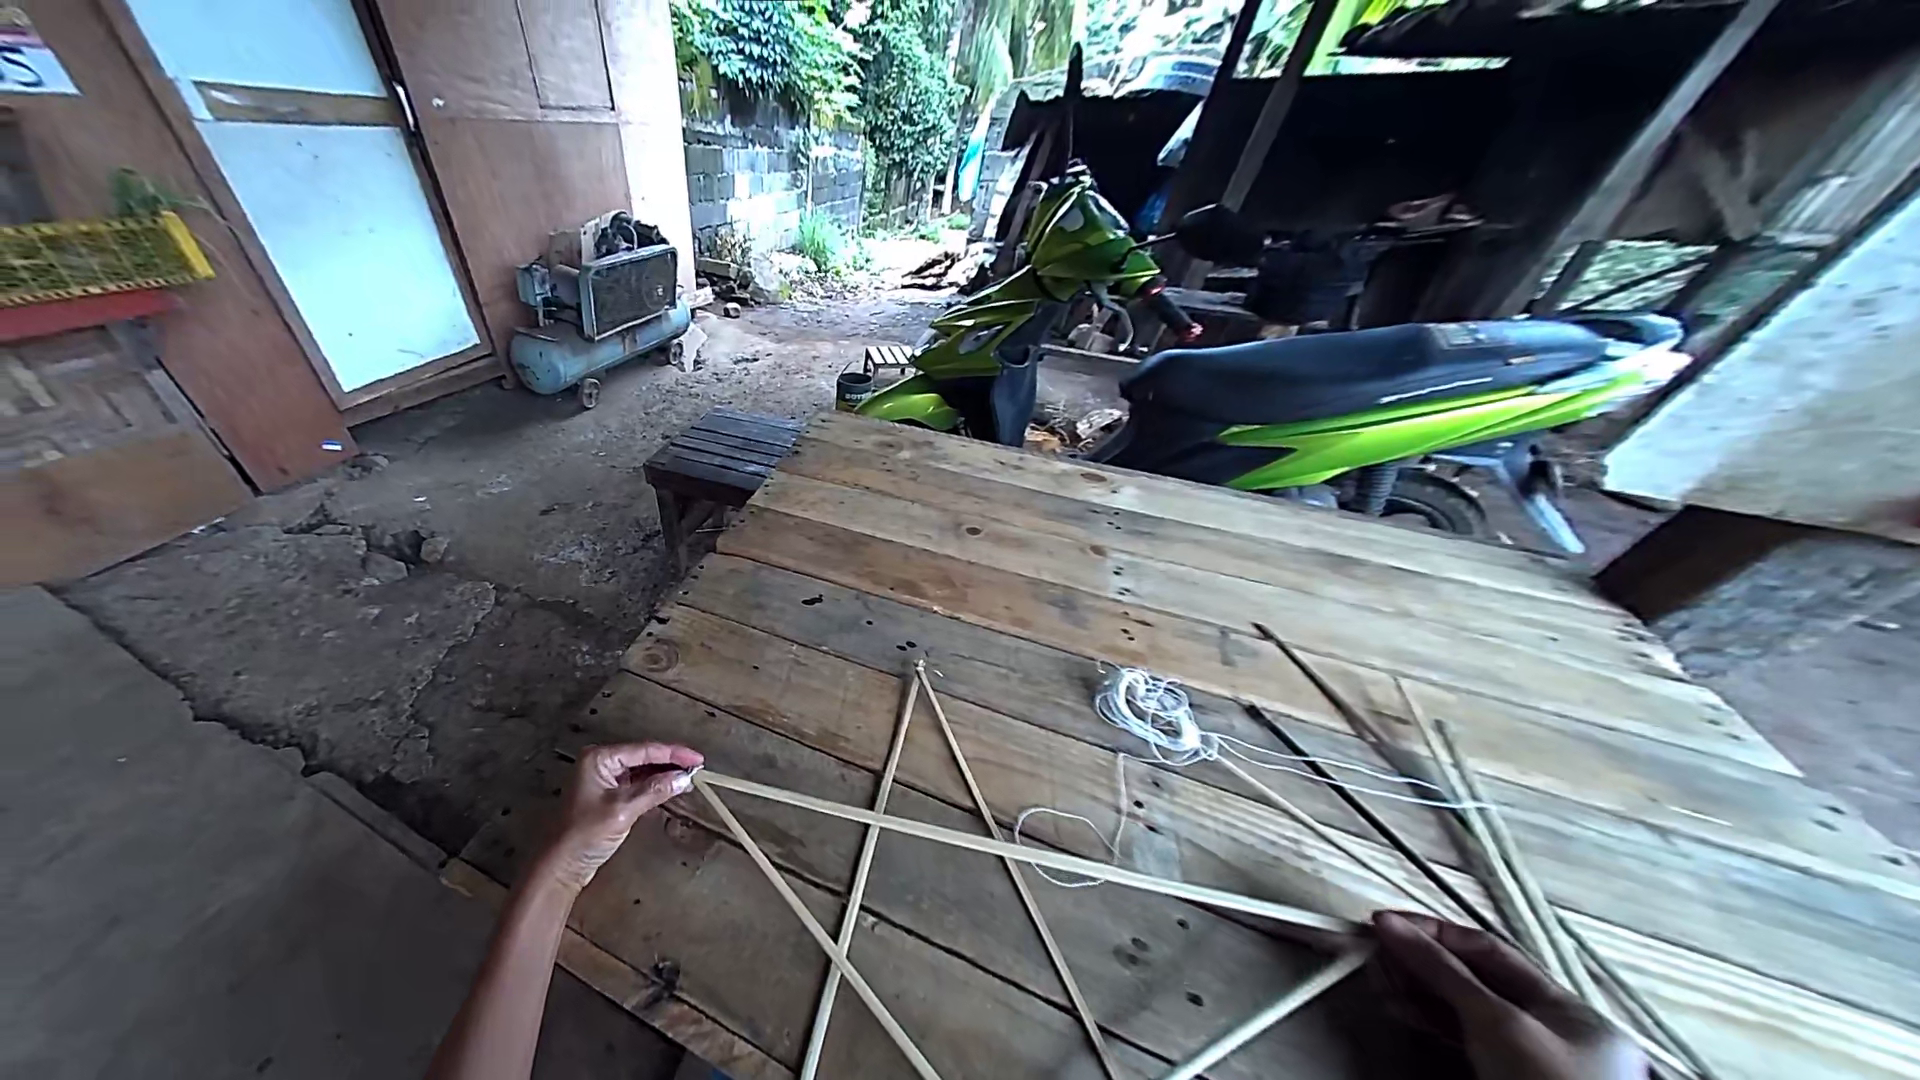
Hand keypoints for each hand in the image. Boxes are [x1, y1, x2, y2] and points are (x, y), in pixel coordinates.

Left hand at [534, 742, 703, 893]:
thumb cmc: (585, 834)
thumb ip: (656, 790)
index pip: (645, 750)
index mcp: (600, 758)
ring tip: (689, 780)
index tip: (698, 759)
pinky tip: (672, 790)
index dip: (675, 754)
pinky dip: (655, 787)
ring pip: (643, 771)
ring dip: (665, 775)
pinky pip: (637, 784)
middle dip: (671, 763)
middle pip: (645, 757)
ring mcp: (604, 780)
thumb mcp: (623, 809)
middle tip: (697, 768)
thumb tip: (685, 778)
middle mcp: (601, 763)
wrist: (559, 868)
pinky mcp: (608, 796)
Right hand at [1372, 911, 1645, 1079]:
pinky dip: (1424, 1017)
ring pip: (1458, 1004)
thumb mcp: (1494, 1021)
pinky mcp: (1499, 1077)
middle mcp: (1548, 1025)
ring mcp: (1523, 1054)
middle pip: (1470, 974)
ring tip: (1379, 984)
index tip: (1384, 923)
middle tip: (1376, 956)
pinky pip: (1456, 1033)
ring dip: (1414, 988)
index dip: (1433, 931)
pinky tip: (1396, 1008)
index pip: (1487, 948)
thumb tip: (1385, 921)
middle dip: (1418, 961)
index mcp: (1566, 1007)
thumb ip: (1441, 968)